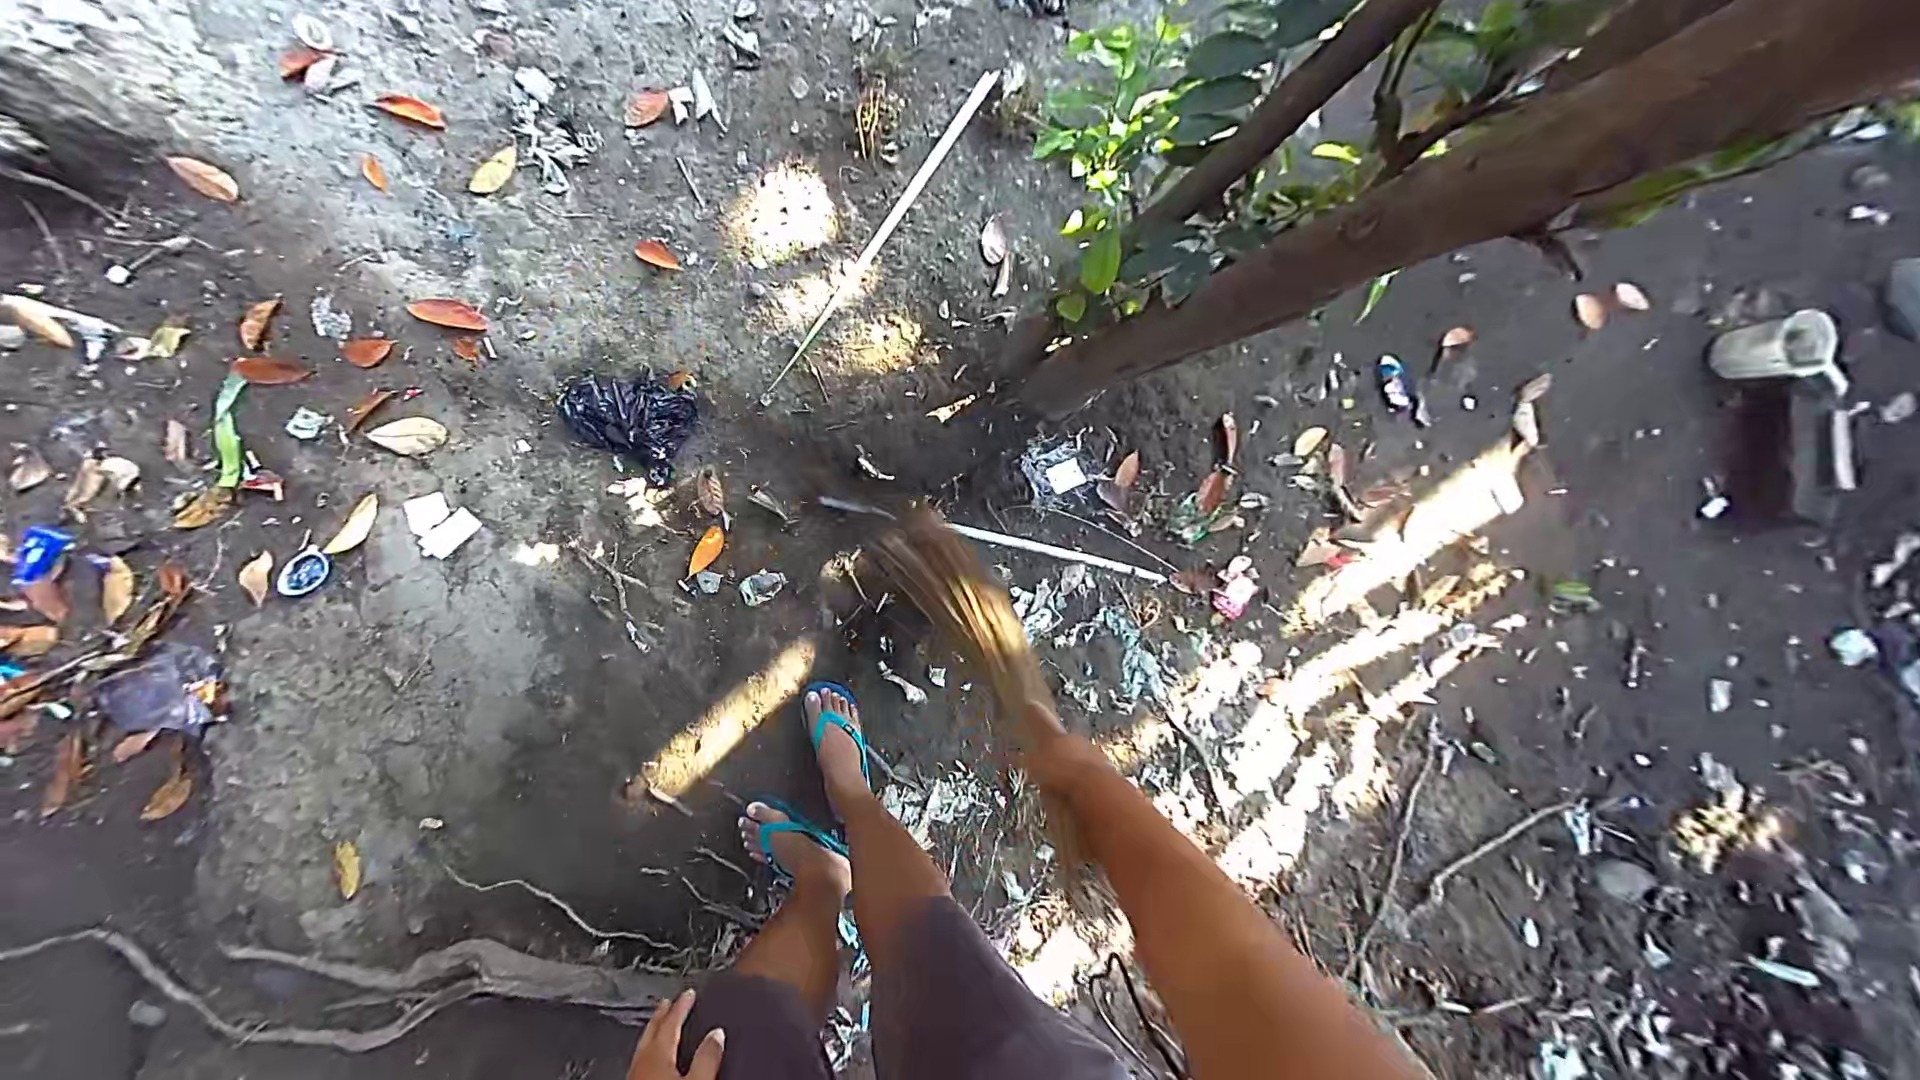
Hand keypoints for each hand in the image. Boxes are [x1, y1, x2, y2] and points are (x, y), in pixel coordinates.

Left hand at [627, 989, 724, 1079]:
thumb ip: (707, 1057)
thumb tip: (717, 1033)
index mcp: (658, 1055)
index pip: (671, 1022)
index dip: (681, 1005)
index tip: (689, 993)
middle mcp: (641, 1065)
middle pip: (651, 1032)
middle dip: (661, 1015)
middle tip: (667, 1001)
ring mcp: (632, 1078)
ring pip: (642, 1048)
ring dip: (652, 1033)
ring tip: (658, 1026)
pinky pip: (638, 1063)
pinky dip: (647, 1052)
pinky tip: (650, 1061)